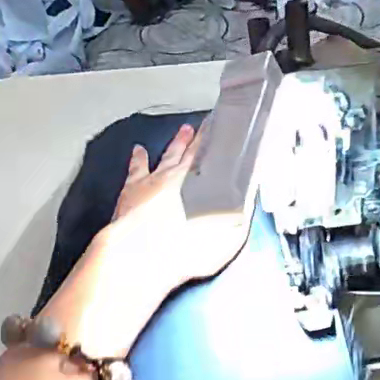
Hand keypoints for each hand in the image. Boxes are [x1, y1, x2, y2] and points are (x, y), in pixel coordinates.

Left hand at [39, 122, 249, 358]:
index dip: (215, 141)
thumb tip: (247, 205)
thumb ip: (237, 218)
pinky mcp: (132, 190)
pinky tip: (138, 150)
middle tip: (204, 125)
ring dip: (175, 143)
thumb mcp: (225, 237)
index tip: (221, 129)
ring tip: (183, 131)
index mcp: (198, 182)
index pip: (209, 155)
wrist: (143, 254)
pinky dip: (139, 158)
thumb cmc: (184, 248)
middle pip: (190, 152)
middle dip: (198, 138)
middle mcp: (177, 175)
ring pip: (167, 155)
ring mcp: (153, 180)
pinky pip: (137, 168)